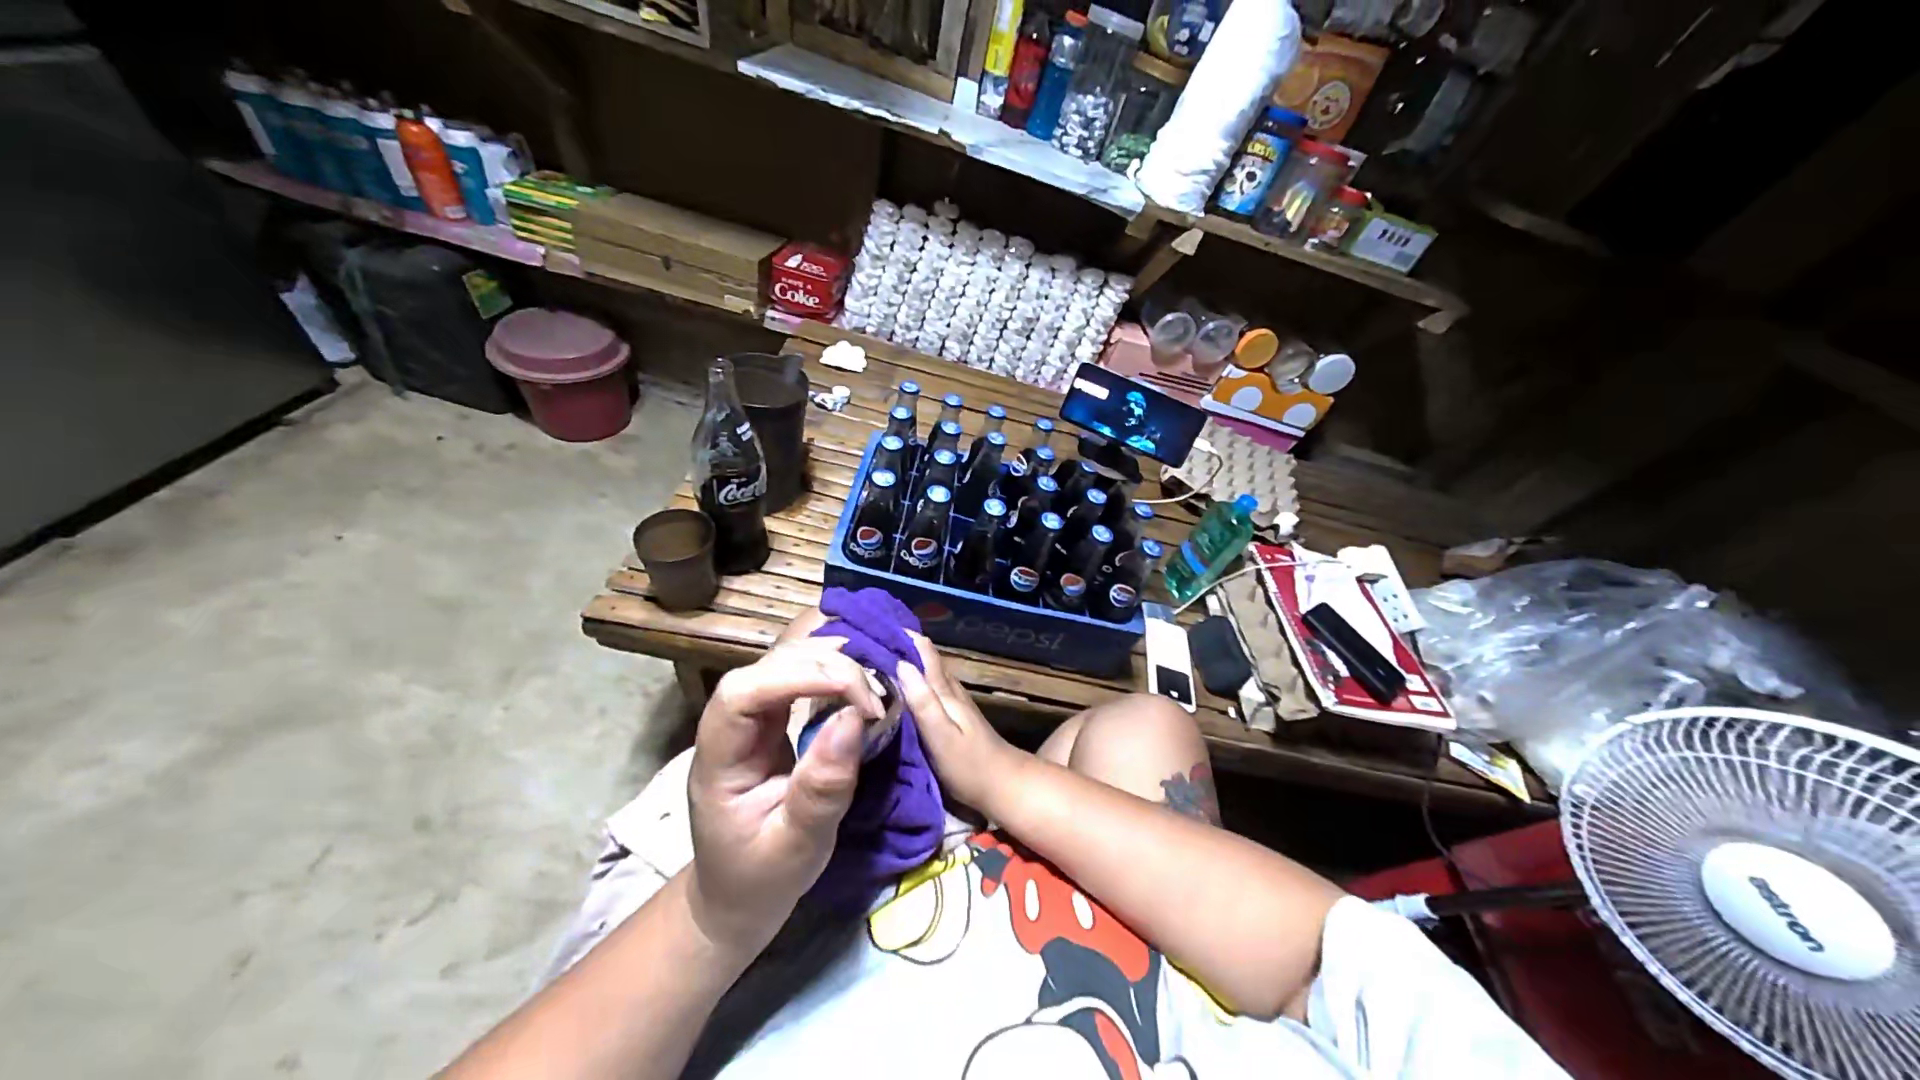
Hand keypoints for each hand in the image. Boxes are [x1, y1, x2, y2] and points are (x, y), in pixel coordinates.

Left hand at [686, 639, 882, 955]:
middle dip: (825, 668)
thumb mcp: (796, 848)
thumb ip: (820, 791)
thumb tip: (852, 721)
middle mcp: (730, 727)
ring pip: (784, 663)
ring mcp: (751, 719)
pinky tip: (860, 682)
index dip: (796, 678)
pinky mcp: (772, 719)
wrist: (736, 894)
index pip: (741, 693)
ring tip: (873, 688)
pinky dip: (833, 673)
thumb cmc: (759, 877)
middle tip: (874, 698)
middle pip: (766, 667)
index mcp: (719, 760)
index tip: (854, 698)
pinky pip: (799, 678)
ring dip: (832, 664)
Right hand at [896, 633, 1024, 813]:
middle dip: (905, 647)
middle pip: (927, 661)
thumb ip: (923, 702)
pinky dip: (919, 680)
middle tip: (875, 635)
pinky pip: (933, 689)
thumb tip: (902, 664)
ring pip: (931, 674)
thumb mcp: (941, 736)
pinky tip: (909, 685)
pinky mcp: (956, 718)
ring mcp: (956, 704)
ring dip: (912, 662)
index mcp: (945, 693)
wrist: (1004, 786)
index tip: (880, 624)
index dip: (905, 639)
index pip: (925, 656)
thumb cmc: (969, 765)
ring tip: (886, 654)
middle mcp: (951, 692)